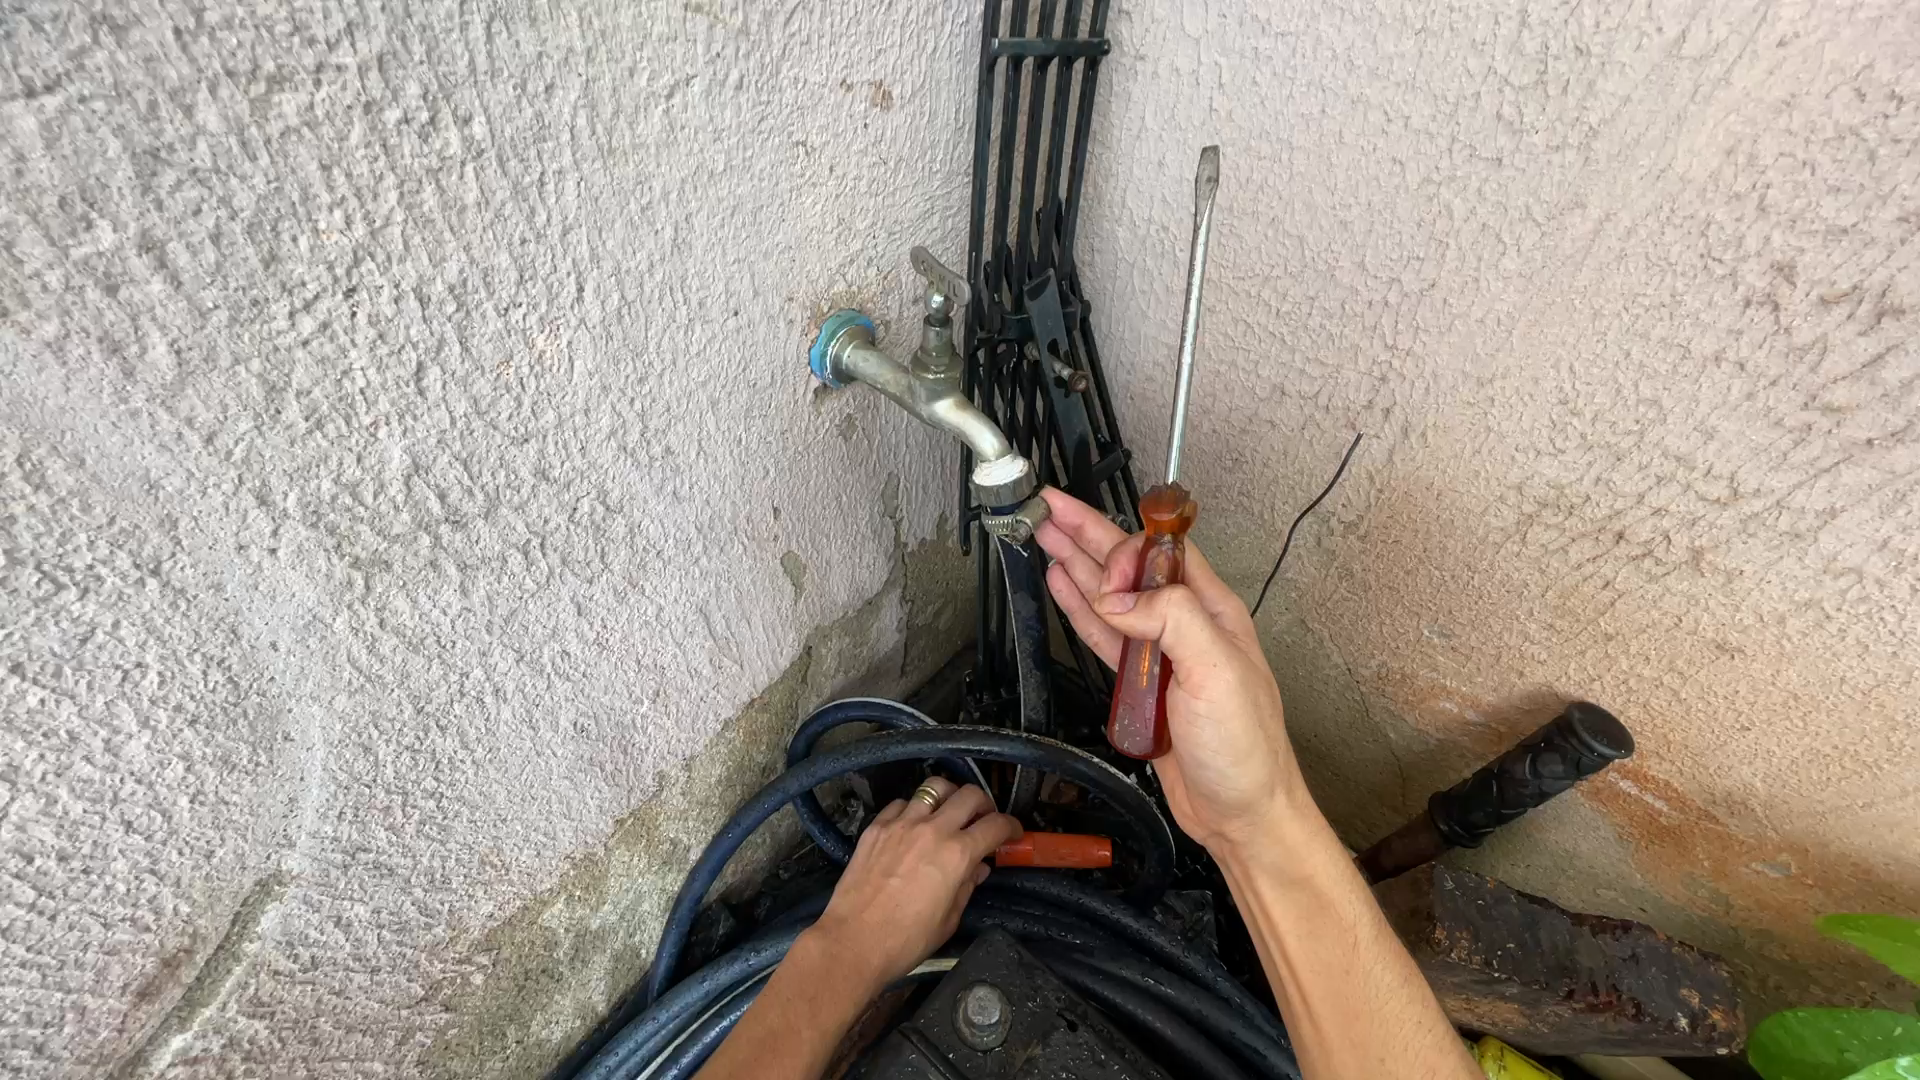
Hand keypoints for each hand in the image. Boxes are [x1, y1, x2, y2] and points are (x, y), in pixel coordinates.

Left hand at [806, 778, 1022, 986]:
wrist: (854, 941)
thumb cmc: (906, 940)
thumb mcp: (949, 919)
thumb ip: (967, 886)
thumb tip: (979, 867)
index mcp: (957, 854)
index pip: (995, 825)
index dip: (1011, 826)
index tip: (1013, 833)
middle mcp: (932, 829)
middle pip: (969, 794)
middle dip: (985, 803)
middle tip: (984, 818)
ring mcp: (902, 822)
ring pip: (934, 787)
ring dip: (949, 797)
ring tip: (949, 812)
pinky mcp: (877, 825)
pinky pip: (902, 803)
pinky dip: (914, 809)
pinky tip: (913, 825)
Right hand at [1035, 487, 1305, 855]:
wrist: (1241, 814)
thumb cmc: (1246, 749)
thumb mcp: (1217, 671)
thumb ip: (1170, 619)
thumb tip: (1117, 599)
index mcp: (1210, 610)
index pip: (1159, 552)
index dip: (1119, 543)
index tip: (1090, 555)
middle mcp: (1184, 623)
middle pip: (1127, 566)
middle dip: (1087, 533)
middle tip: (1050, 509)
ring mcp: (1159, 651)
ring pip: (1109, 595)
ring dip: (1076, 564)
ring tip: (1047, 536)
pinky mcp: (1139, 681)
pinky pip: (1103, 635)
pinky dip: (1080, 609)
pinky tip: (1065, 586)